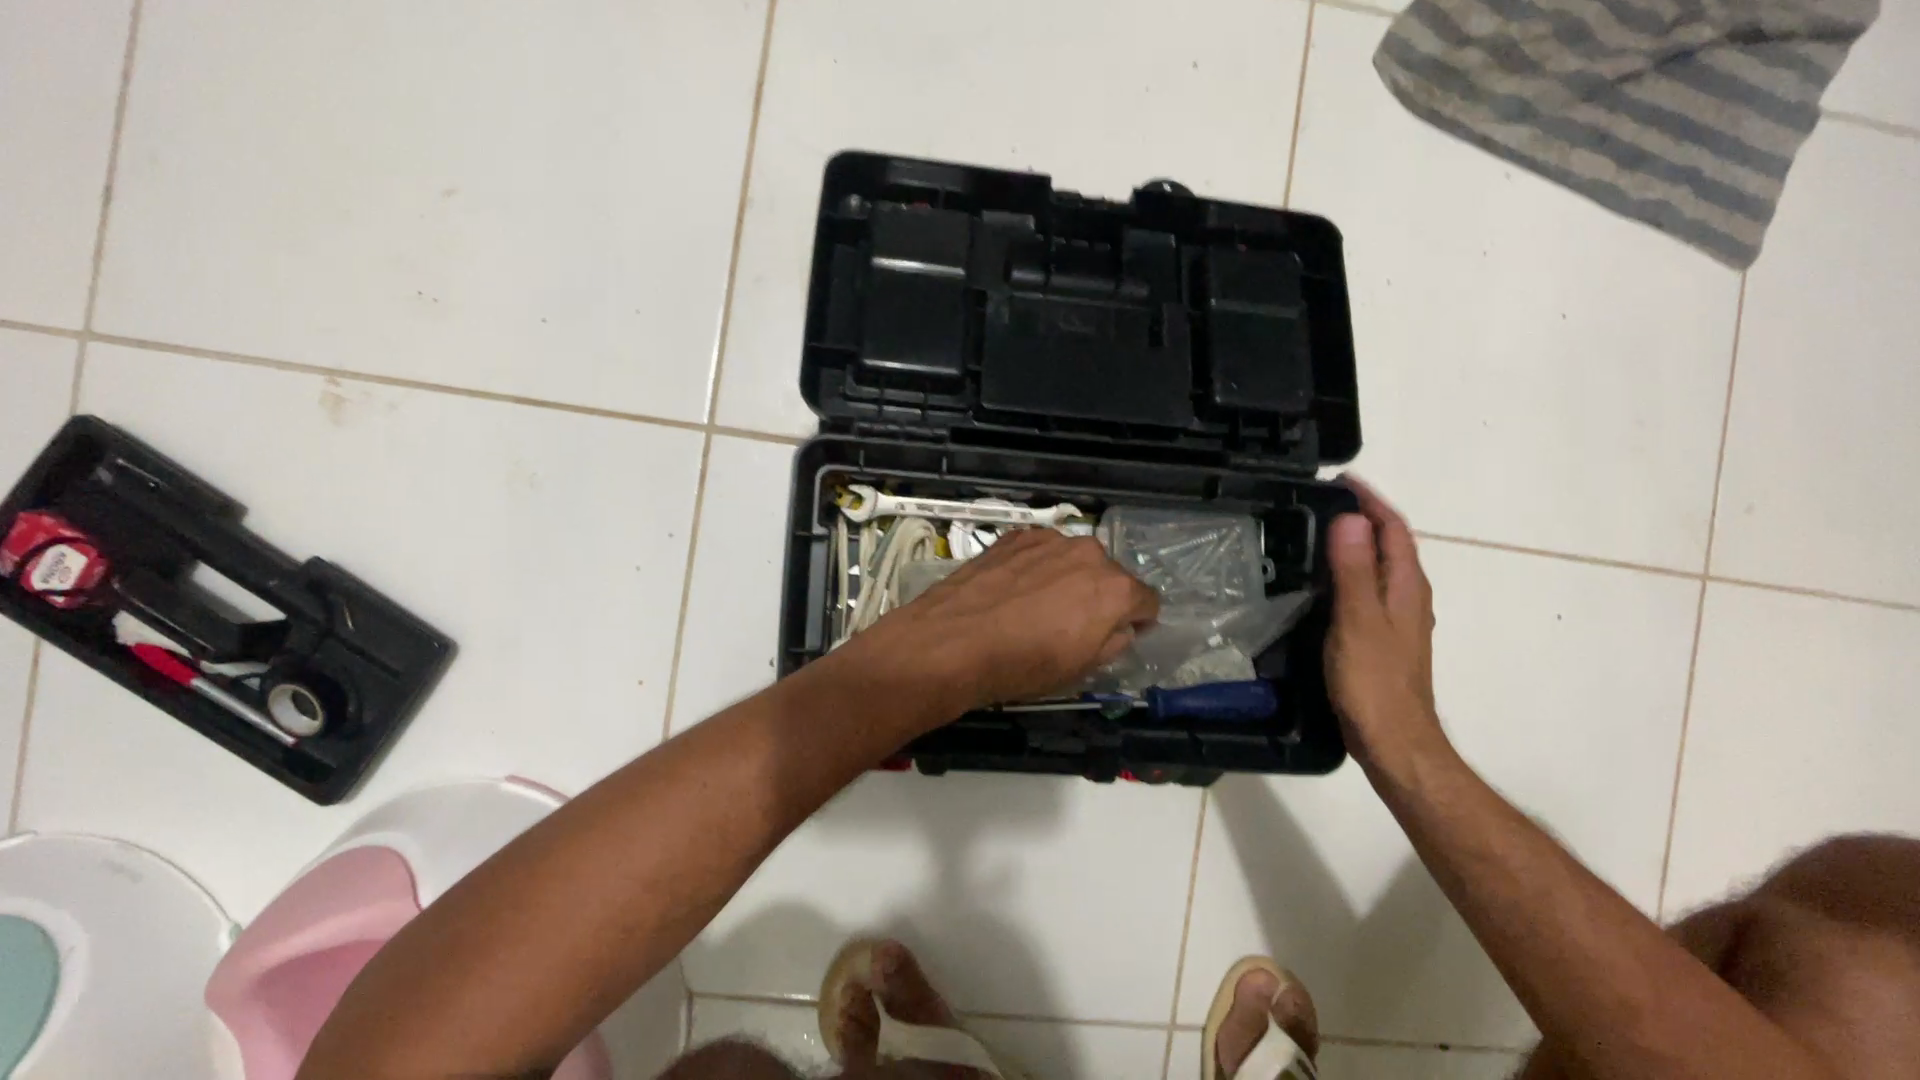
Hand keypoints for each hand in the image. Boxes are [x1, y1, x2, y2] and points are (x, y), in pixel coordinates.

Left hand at [834, 528, 1159, 718]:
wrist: (951, 642)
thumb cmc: (1022, 665)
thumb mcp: (1080, 670)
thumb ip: (1114, 642)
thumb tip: (1121, 628)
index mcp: (1115, 588)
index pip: (1147, 601)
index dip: (1137, 622)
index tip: (1119, 636)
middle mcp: (1088, 553)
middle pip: (1109, 575)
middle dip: (1100, 597)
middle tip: (1072, 626)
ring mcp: (1048, 540)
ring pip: (1073, 560)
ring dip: (1067, 578)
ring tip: (1036, 609)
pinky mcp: (1014, 538)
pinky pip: (1040, 552)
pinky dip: (1036, 568)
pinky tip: (1013, 593)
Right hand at [1324, 479, 1446, 767]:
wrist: (1393, 741)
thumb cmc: (1375, 681)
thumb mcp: (1359, 621)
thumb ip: (1355, 570)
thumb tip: (1352, 518)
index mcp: (1407, 586)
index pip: (1394, 529)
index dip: (1371, 501)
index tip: (1339, 480)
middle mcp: (1409, 597)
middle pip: (1390, 545)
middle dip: (1362, 518)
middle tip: (1320, 502)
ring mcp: (1399, 620)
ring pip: (1380, 568)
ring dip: (1356, 545)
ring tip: (1316, 533)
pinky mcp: (1384, 639)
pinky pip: (1369, 590)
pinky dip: (1350, 574)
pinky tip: (1324, 584)